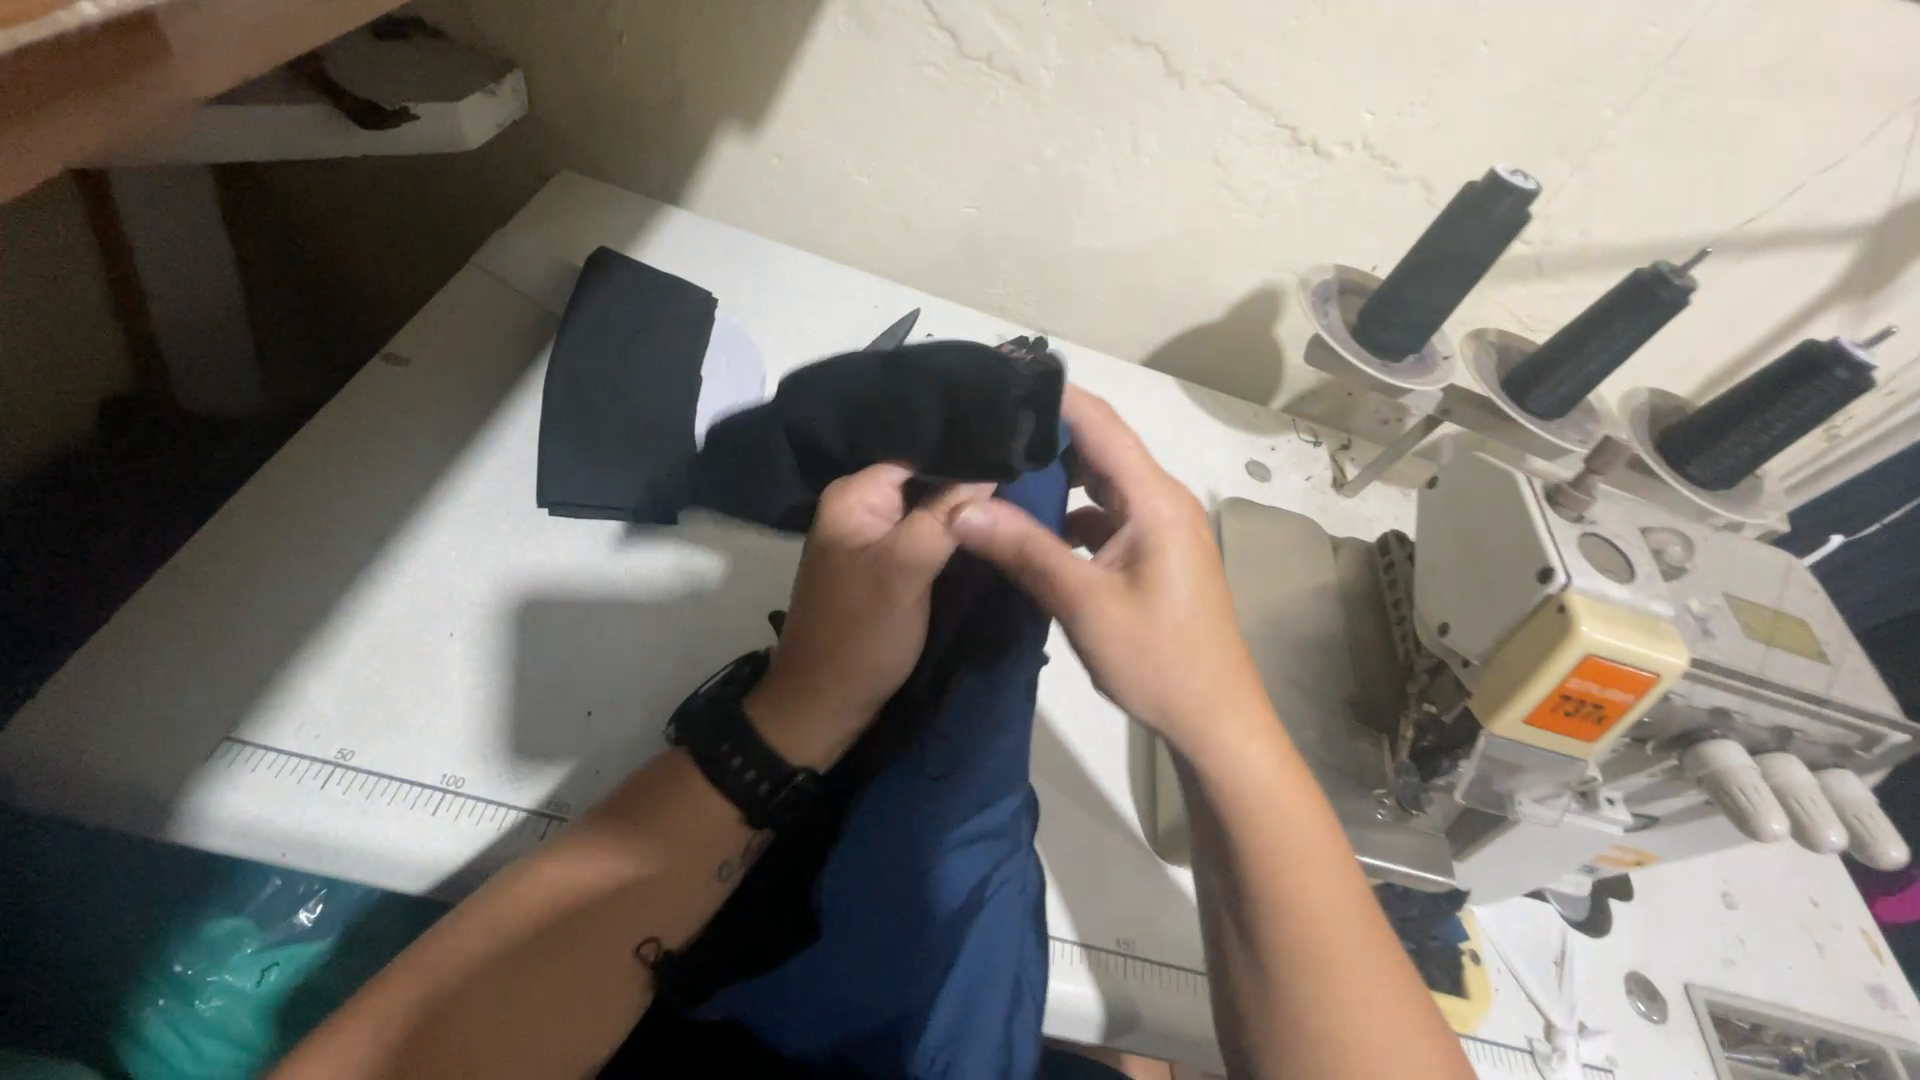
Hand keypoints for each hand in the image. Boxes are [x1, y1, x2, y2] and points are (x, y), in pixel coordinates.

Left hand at [746, 465, 992, 766]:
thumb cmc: (860, 635)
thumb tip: (989, 470)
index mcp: (853, 495)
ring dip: (964, 514)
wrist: (826, 706)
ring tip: (1018, 504)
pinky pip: (924, 539)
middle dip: (969, 485)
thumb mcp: (906, 568)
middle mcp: (859, 508)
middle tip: (1025, 484)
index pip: (920, 453)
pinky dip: (952, 539)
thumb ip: (944, 515)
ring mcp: (873, 540)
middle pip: (926, 481)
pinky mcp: (886, 568)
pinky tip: (988, 534)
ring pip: (929, 513)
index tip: (1016, 457)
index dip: (966, 456)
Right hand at [948, 387, 1265, 756]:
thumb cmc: (1158, 659)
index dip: (1052, 396)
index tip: (997, 381)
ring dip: (1054, 479)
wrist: (1213, 719)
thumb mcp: (1084, 603)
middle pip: (1100, 448)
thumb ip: (1024, 550)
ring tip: (994, 475)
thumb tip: (962, 510)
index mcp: (1155, 500)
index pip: (1100, 423)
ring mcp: (1158, 530)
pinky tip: (1028, 530)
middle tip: (982, 432)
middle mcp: (1161, 502)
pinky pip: (1104, 518)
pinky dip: (1068, 516)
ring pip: (1100, 485)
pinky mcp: (1151, 556)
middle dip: (1043, 436)